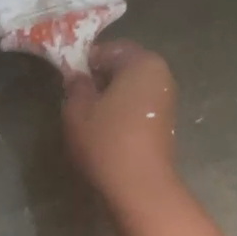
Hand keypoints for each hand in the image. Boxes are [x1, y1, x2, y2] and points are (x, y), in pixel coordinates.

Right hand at [62, 40, 178, 201]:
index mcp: (141, 62)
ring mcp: (166, 101)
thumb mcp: (77, 111)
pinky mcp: (165, 125)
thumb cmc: (106, 142)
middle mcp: (160, 75)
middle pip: (124, 68)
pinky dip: (122, 116)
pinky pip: (138, 110)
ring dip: (111, 100)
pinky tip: (107, 135)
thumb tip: (77, 77)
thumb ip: (75, 87)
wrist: (139, 186)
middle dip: (100, 80)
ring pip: (131, 91)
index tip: (69, 81)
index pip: (110, 49)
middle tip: (77, 101)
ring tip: (90, 121)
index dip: (86, 61)